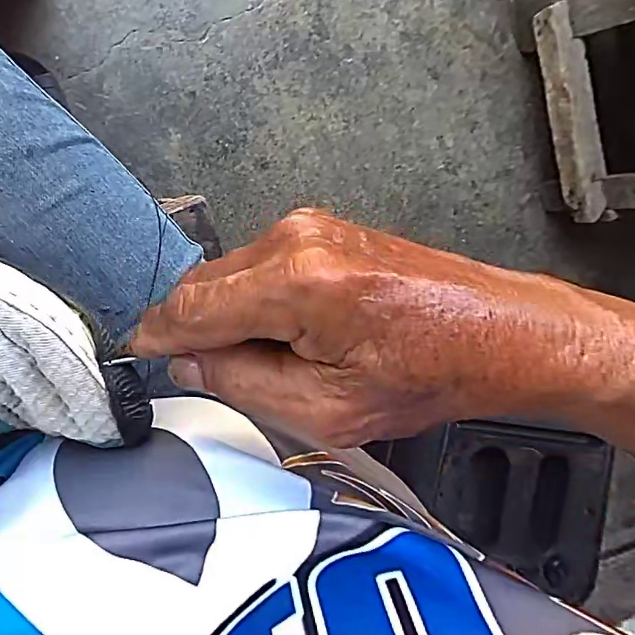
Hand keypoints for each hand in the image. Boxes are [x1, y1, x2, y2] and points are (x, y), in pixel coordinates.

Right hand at [129, 209, 632, 445]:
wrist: (495, 330)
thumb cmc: (431, 371)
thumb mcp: (328, 409)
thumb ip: (242, 383)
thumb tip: (192, 361)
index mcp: (296, 282)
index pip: (191, 306)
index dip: (157, 335)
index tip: (139, 354)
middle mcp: (293, 238)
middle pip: (201, 285)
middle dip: (194, 331)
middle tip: (216, 375)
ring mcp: (305, 225)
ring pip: (226, 275)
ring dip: (226, 317)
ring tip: (271, 358)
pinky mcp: (316, 228)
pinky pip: (254, 266)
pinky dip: (250, 301)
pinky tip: (286, 332)